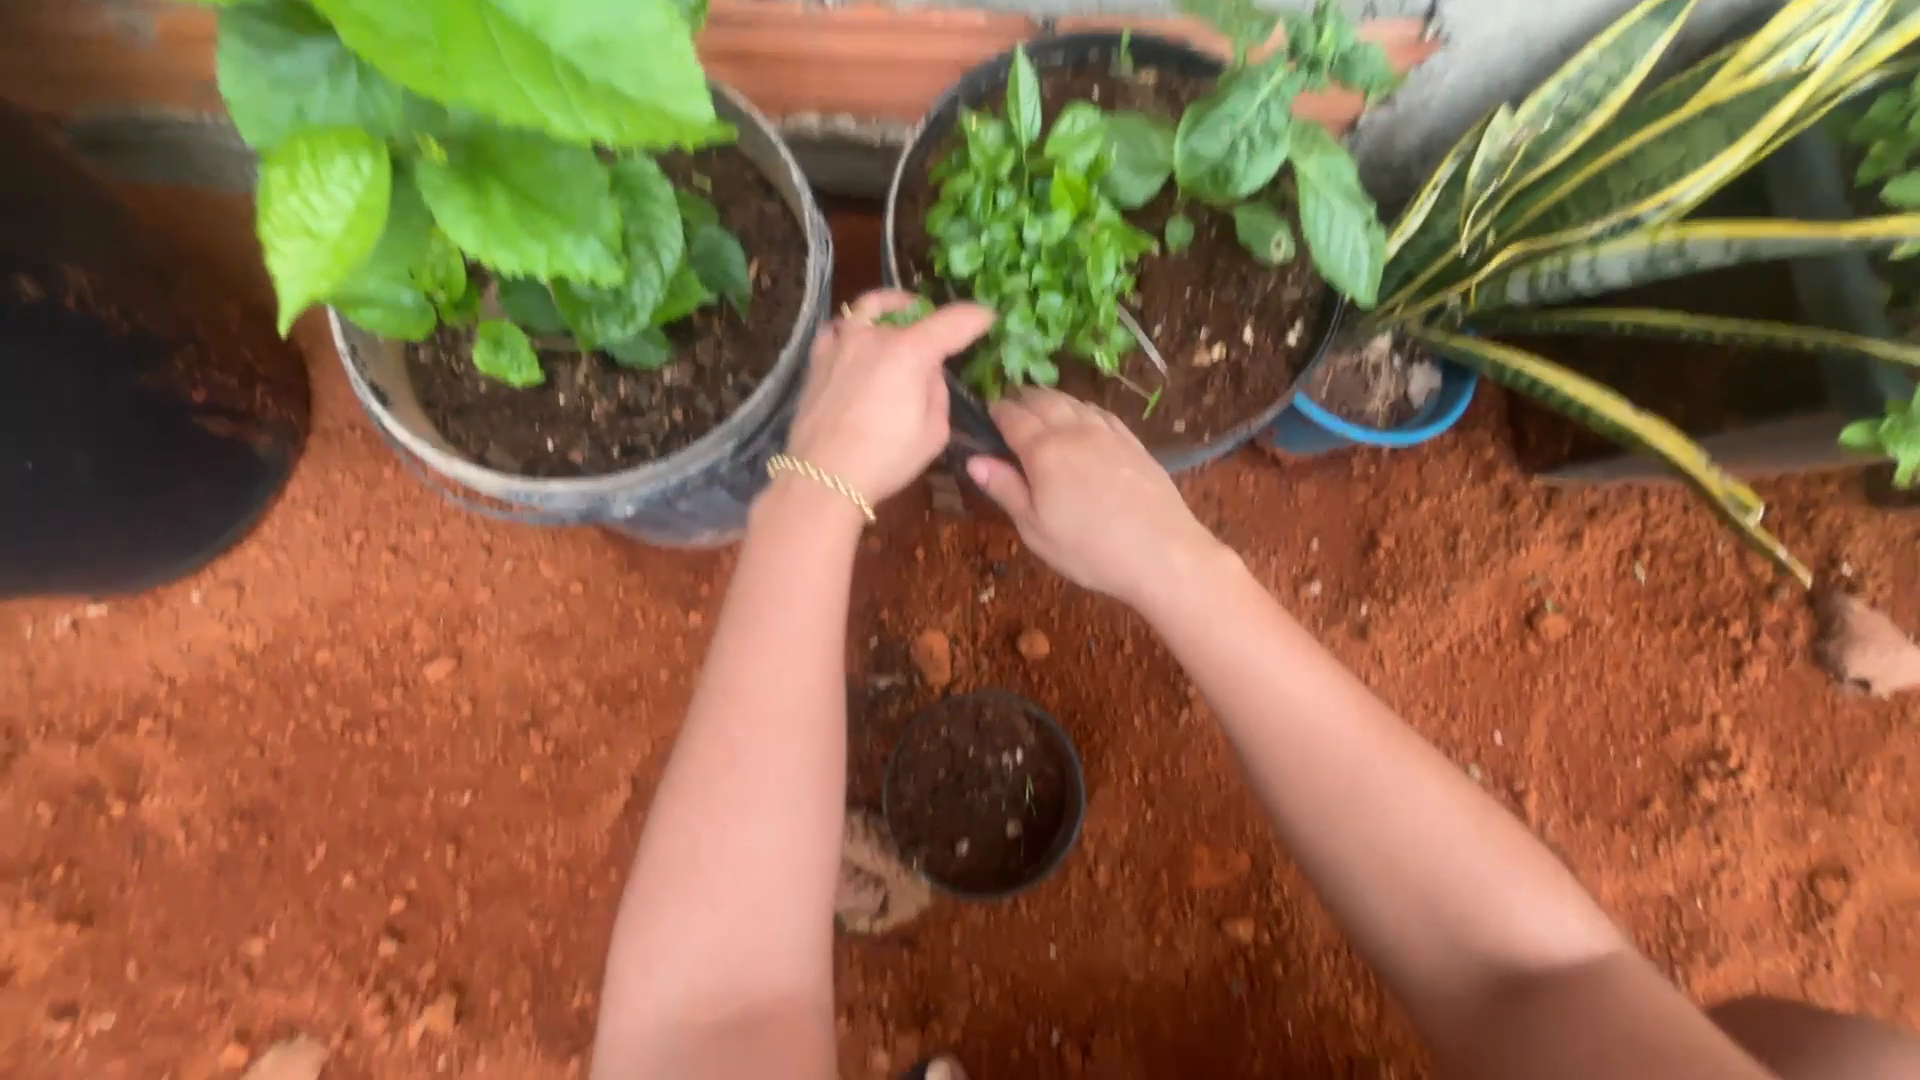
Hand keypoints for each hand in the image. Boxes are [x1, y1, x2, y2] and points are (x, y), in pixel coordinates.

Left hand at [784, 290, 993, 502]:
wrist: (824, 477)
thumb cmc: (886, 459)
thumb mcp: (934, 433)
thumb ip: (937, 393)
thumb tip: (928, 374)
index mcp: (910, 352)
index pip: (952, 322)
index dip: (975, 317)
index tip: (988, 317)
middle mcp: (875, 337)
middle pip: (908, 312)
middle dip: (928, 318)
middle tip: (936, 329)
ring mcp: (841, 344)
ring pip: (867, 308)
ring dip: (889, 308)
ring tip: (896, 320)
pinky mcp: (817, 359)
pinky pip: (837, 330)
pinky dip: (852, 329)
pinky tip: (856, 343)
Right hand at [966, 388, 1229, 610]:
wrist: (1163, 553)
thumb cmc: (1088, 549)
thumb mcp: (1035, 528)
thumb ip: (1005, 489)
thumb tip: (974, 459)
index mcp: (1044, 451)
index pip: (1013, 417)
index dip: (996, 411)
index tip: (986, 413)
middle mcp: (1075, 431)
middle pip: (1043, 400)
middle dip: (1022, 399)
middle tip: (1009, 408)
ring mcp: (1108, 433)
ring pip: (1073, 402)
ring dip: (1051, 400)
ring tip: (1040, 409)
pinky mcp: (1132, 442)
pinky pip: (1099, 413)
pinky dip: (1081, 409)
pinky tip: (1081, 420)